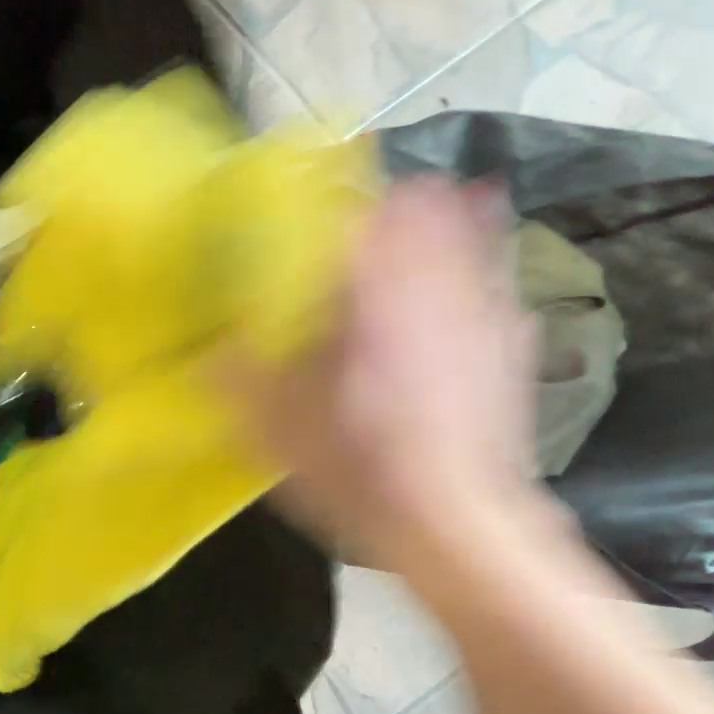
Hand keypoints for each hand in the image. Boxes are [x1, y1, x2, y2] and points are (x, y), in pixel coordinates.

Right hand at [216, 175, 554, 571]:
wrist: (452, 520)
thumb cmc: (353, 468)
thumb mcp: (273, 431)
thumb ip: (238, 383)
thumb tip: (201, 359)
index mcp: (369, 306)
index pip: (358, 227)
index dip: (338, 204)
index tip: (319, 195)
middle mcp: (432, 299)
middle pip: (427, 223)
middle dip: (407, 204)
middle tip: (387, 194)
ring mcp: (482, 323)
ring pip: (474, 250)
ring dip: (457, 225)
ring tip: (450, 201)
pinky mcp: (512, 354)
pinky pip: (499, 297)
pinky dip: (484, 280)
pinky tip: (478, 289)